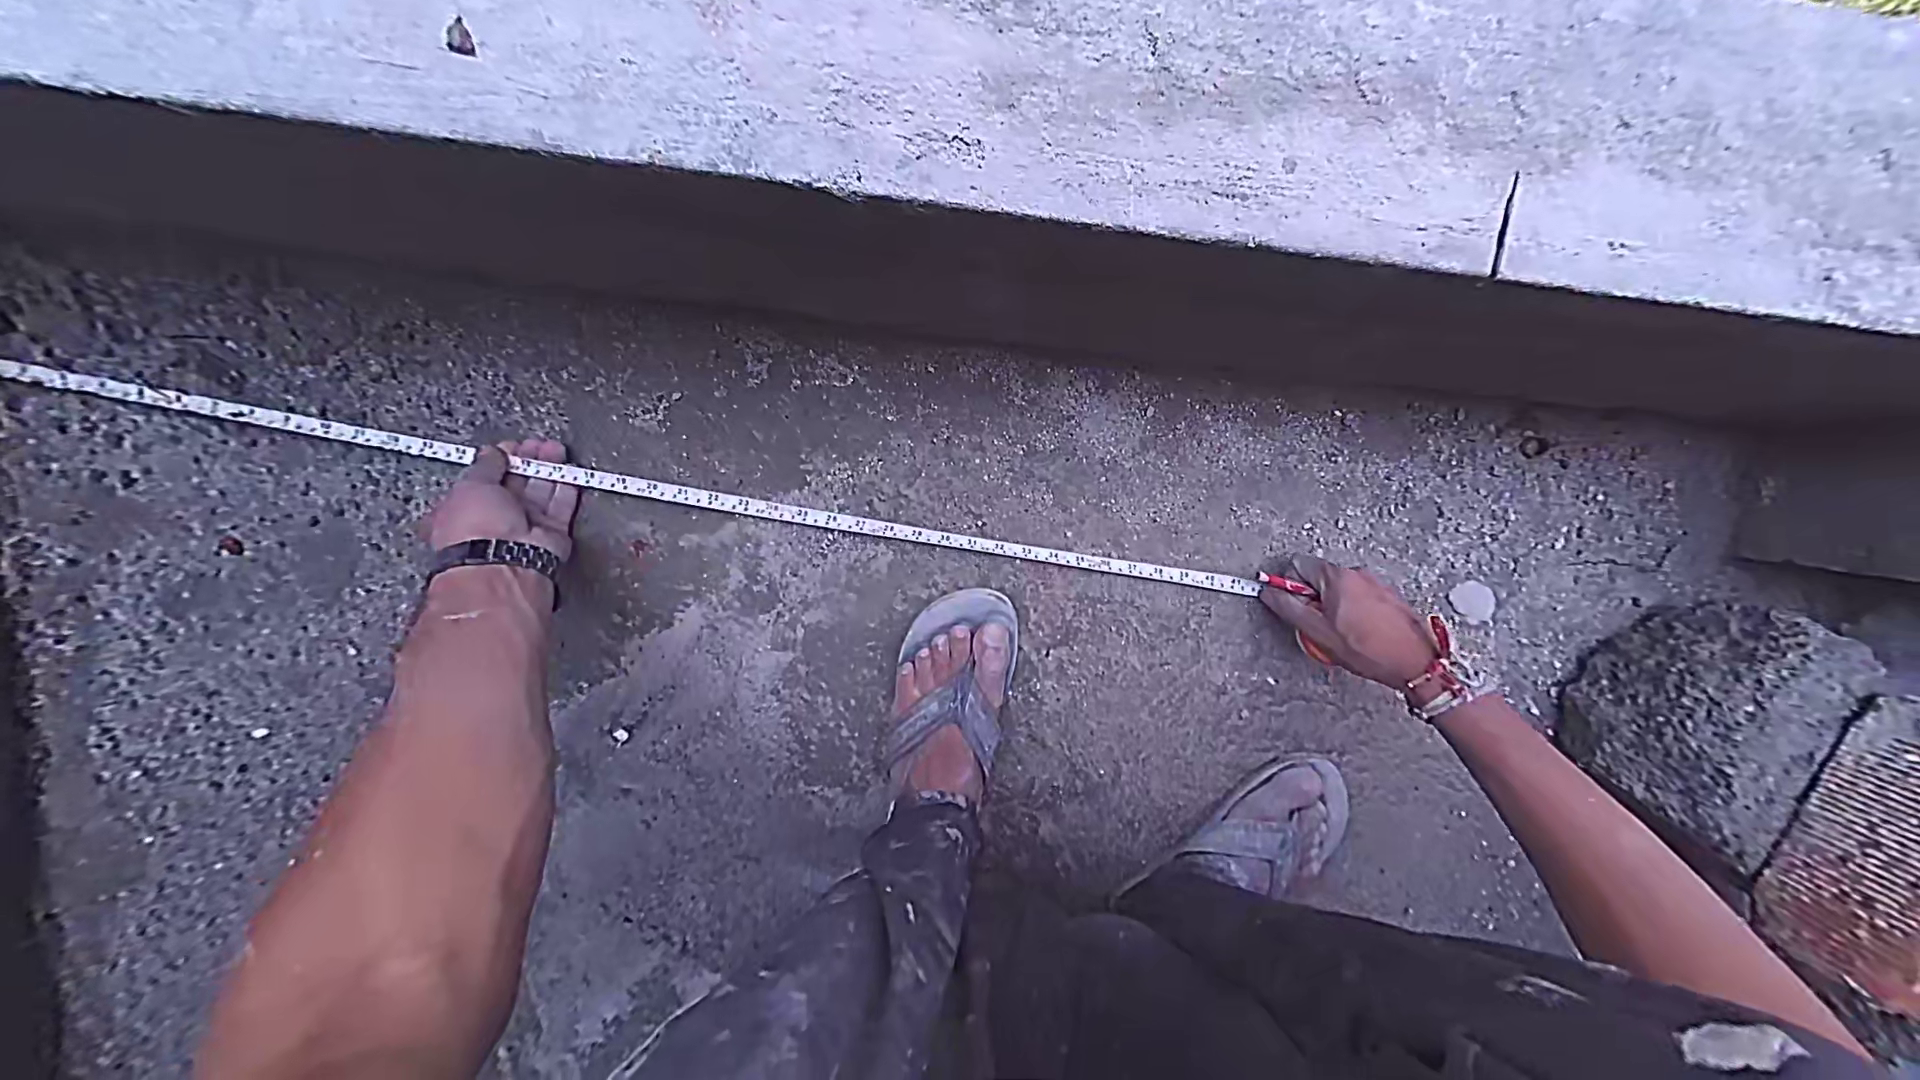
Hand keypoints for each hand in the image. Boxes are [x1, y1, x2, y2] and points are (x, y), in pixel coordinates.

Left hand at [426, 439, 580, 560]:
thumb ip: (486, 466)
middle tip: (539, 445)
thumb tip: (494, 452)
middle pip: (517, 483)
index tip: (511, 446)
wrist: (503, 561)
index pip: (487, 478)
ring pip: (542, 492)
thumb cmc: (474, 526)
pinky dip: (567, 490)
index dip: (500, 459)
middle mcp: (496, 518)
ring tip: (557, 450)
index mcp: (466, 507)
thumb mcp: (471, 485)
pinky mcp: (552, 535)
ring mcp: (526, 527)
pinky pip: (562, 508)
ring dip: (550, 470)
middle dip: (529, 462)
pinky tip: (571, 472)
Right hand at [1260, 555, 1437, 688]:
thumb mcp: (1316, 630)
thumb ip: (1286, 606)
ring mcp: (1375, 584)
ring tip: (1341, 634)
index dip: (1290, 588)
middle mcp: (1357, 574)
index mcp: (1337, 576)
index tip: (1298, 608)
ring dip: (1332, 608)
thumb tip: (1268, 592)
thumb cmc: (1369, 649)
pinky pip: (1357, 598)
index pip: (1297, 565)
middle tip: (1319, 626)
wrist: (1415, 664)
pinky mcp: (1387, 597)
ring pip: (1337, 590)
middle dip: (1312, 600)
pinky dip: (1351, 612)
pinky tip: (1359, 634)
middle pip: (1317, 578)